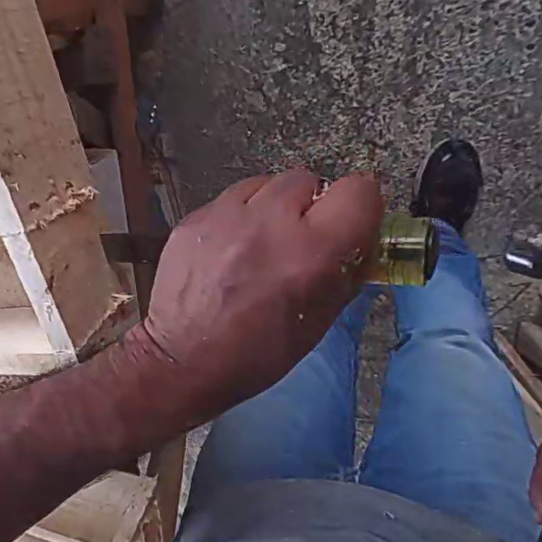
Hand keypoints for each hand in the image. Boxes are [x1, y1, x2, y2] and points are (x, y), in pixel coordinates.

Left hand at [121, 168, 384, 422]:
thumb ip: (345, 270)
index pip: (359, 190)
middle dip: (309, 207)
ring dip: (270, 207)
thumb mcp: (320, 321)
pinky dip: (235, 218)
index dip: (357, 209)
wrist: (182, 362)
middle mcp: (267, 225)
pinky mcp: (192, 221)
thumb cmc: (256, 354)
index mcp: (310, 253)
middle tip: (296, 241)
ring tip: (259, 243)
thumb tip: (358, 238)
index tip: (346, 227)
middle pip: (308, 180)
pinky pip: (228, 201)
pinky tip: (228, 251)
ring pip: (265, 184)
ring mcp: (223, 218)